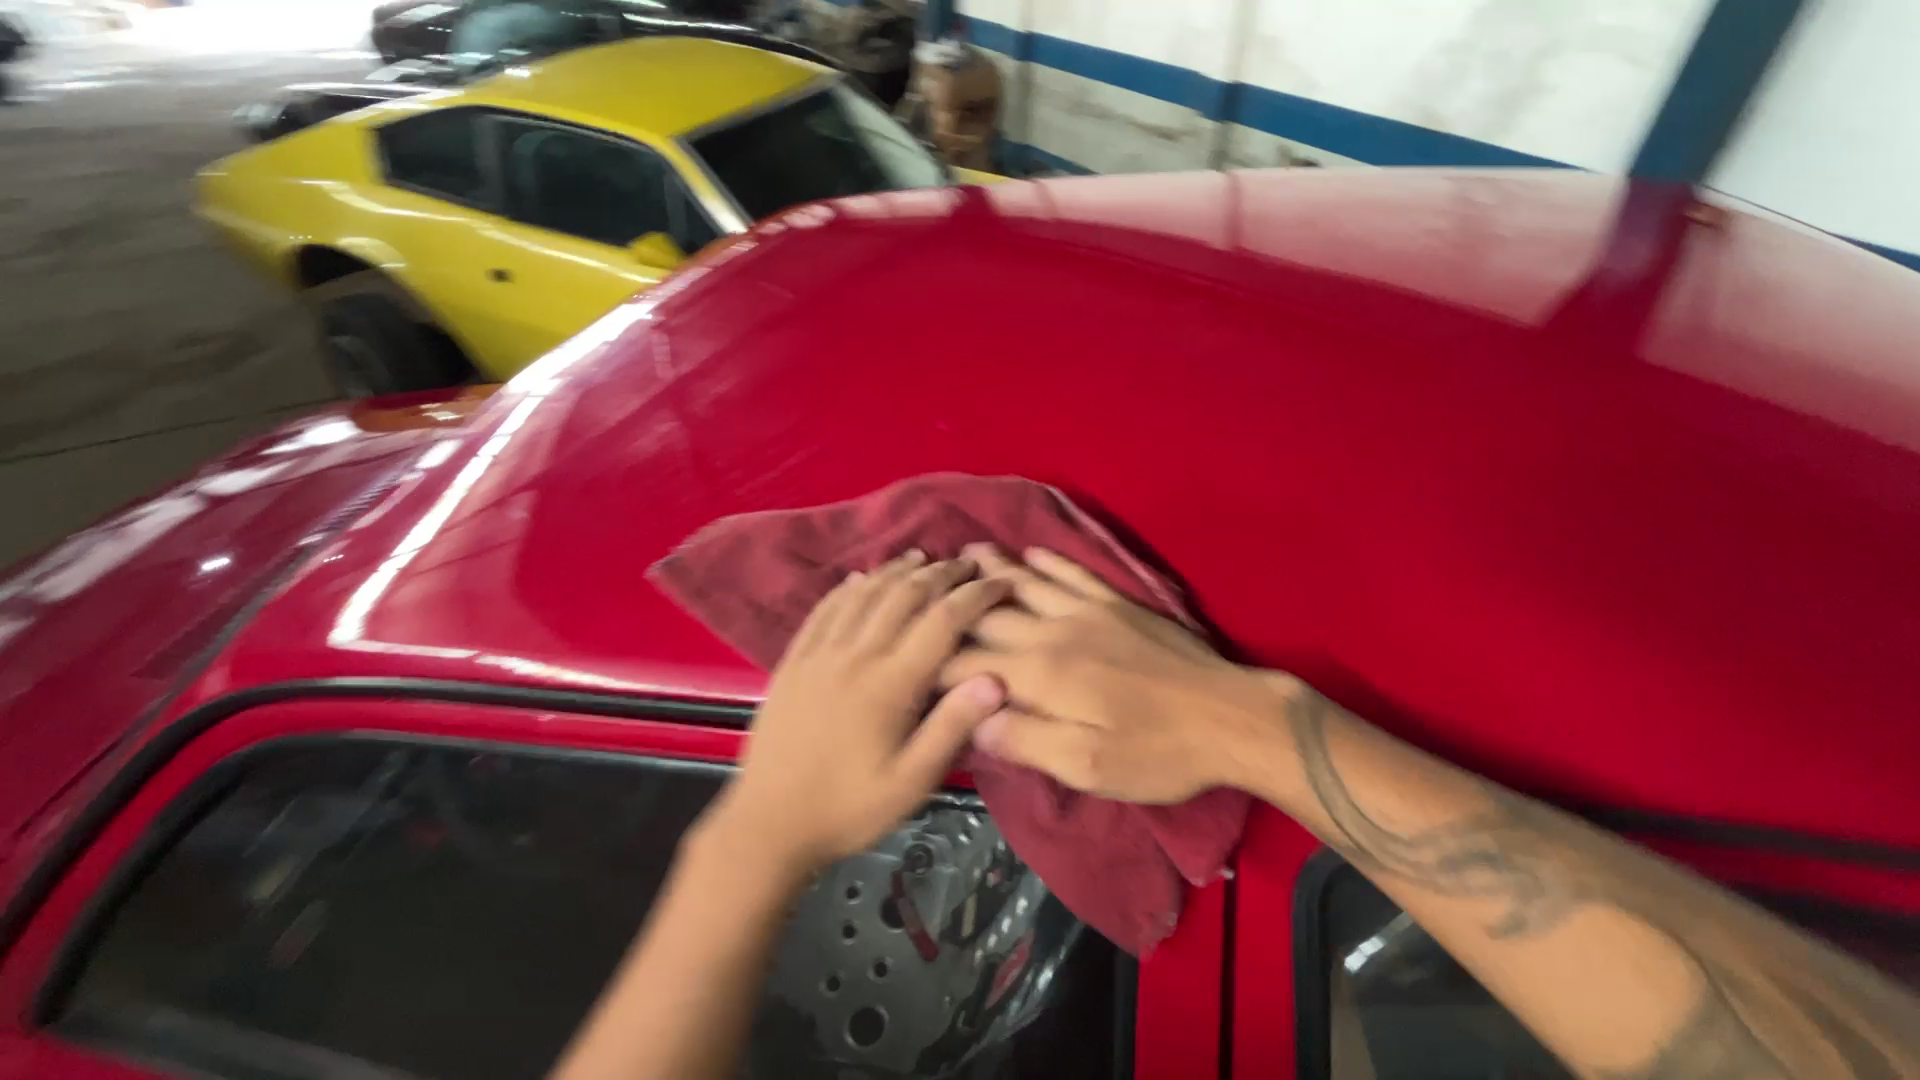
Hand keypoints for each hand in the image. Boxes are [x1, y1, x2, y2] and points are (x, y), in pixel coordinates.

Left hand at [709, 551, 1012, 872]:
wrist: (769, 825)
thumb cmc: (848, 809)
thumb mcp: (911, 783)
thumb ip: (951, 728)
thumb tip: (995, 678)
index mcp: (890, 684)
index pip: (942, 621)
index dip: (976, 596)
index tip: (1001, 582)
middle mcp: (855, 656)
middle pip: (903, 596)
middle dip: (940, 574)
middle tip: (967, 563)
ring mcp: (819, 655)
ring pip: (863, 595)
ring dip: (896, 571)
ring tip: (922, 558)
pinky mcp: (793, 662)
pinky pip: (823, 611)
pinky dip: (848, 589)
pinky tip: (860, 579)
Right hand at [942, 545, 1280, 803]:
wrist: (1230, 716)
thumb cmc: (1157, 752)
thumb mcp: (1089, 767)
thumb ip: (1026, 740)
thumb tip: (973, 720)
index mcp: (1042, 673)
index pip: (971, 662)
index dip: (935, 662)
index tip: (907, 660)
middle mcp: (1056, 631)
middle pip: (991, 614)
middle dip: (953, 603)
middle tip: (920, 592)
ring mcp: (1090, 611)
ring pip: (1028, 584)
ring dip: (993, 570)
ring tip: (964, 555)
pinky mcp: (1119, 605)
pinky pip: (1074, 575)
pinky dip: (1048, 563)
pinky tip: (1031, 554)